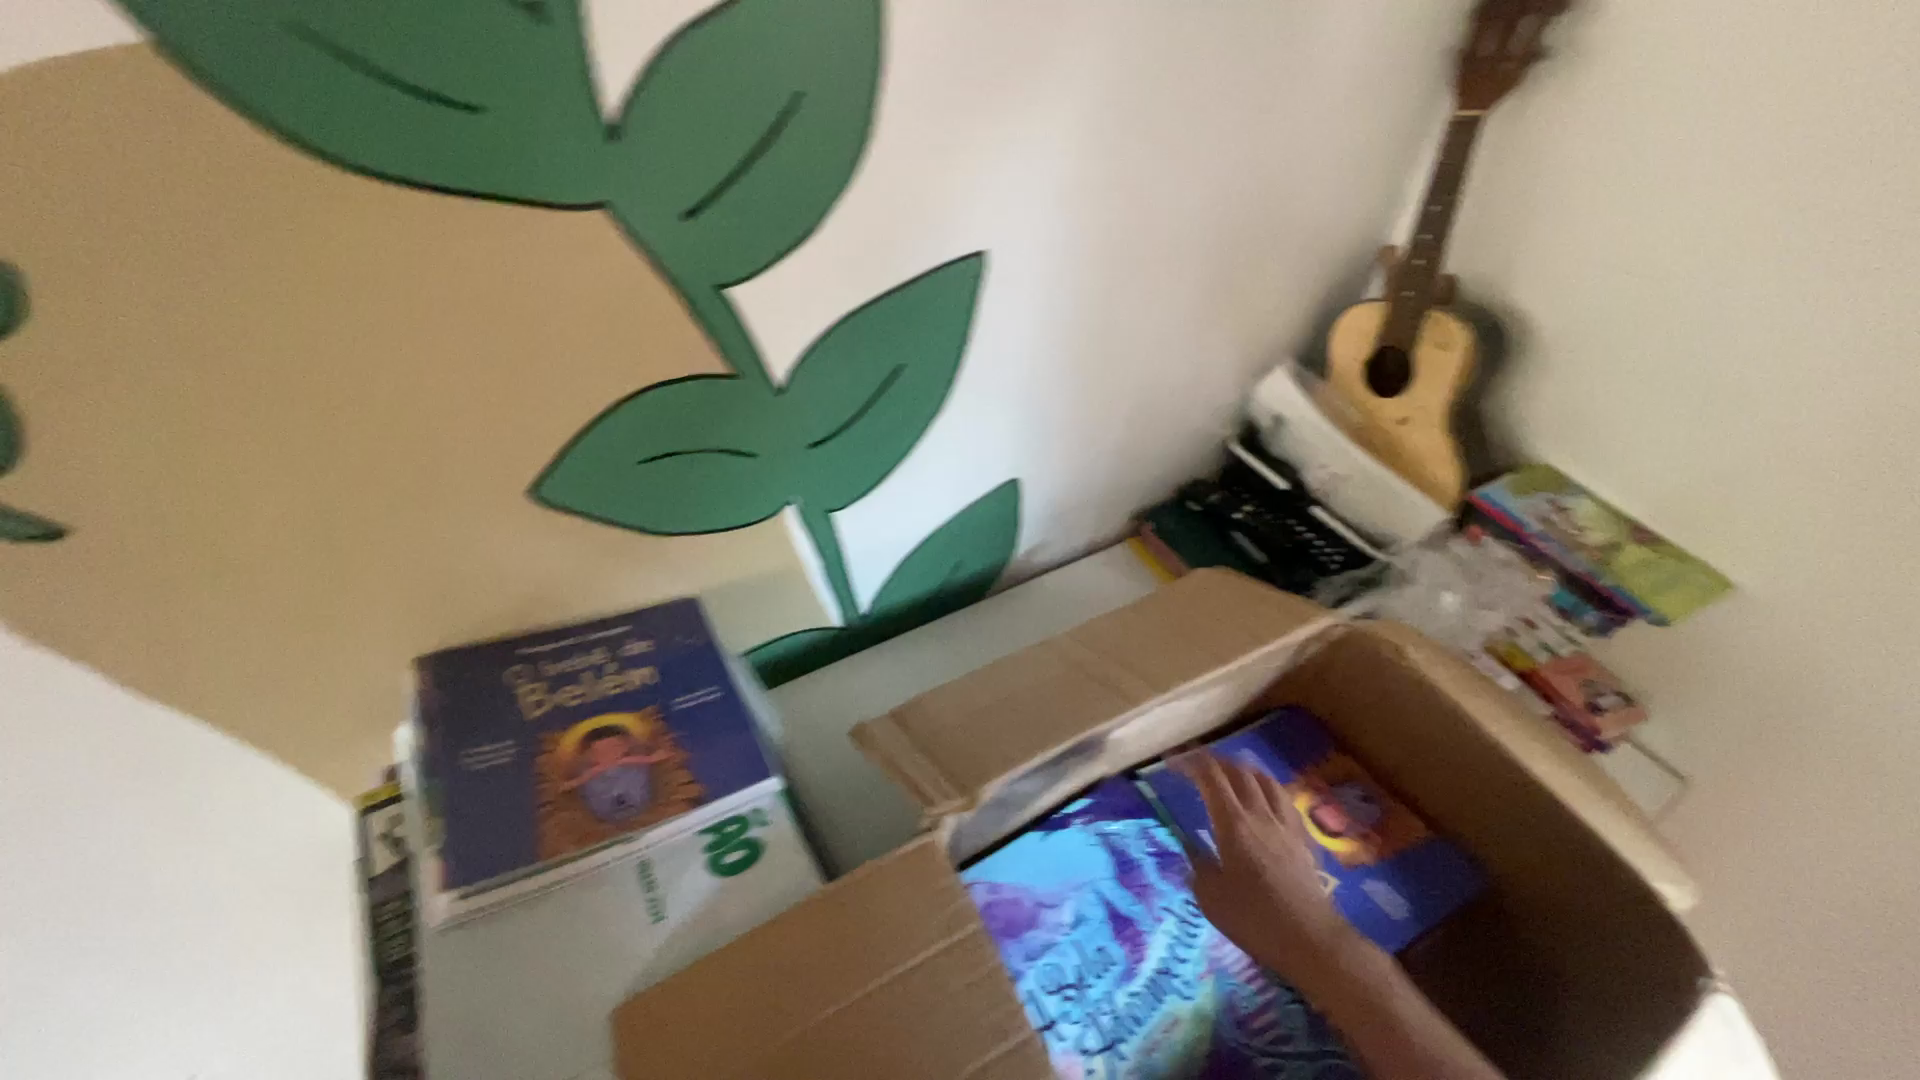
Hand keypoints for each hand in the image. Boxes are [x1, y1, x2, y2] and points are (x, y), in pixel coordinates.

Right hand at [1176, 751, 1367, 982]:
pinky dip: (1269, 789)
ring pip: (1266, 781)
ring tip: (1232, 773)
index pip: (1211, 778)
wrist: (1310, 940)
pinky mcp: (1303, 840)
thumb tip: (1195, 853)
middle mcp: (1260, 816)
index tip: (1174, 763)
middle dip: (1215, 761)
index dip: (1191, 763)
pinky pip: (1285, 801)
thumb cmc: (1254, 920)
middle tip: (1198, 765)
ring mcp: (1285, 826)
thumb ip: (1199, 868)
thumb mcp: (1211, 898)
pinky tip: (1266, 800)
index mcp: (1233, 825)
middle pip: (1239, 772)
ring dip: (1244, 770)